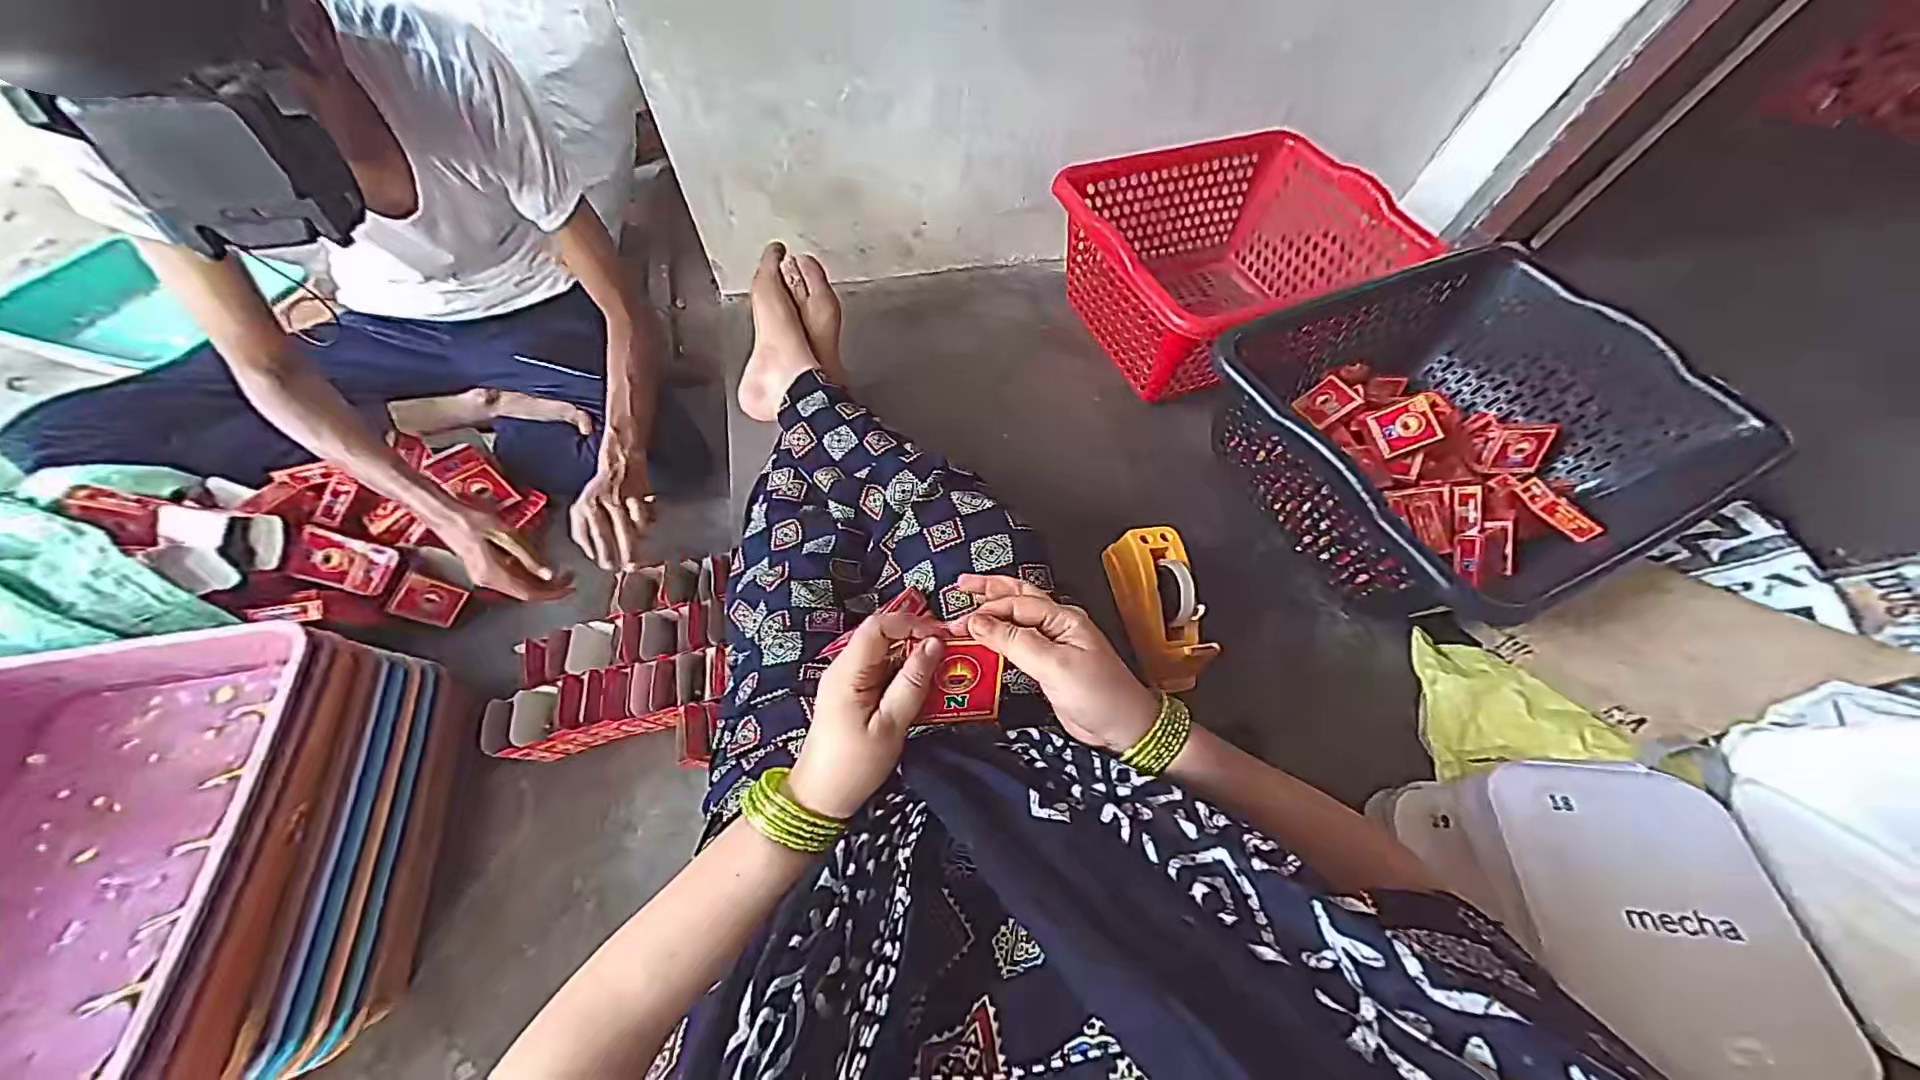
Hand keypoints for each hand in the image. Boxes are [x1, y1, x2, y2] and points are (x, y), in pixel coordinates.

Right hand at [437, 504, 572, 601]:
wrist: (441, 513)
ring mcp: (483, 576)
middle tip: (570, 577)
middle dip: (551, 588)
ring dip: (541, 583)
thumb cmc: (470, 518)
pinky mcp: (483, 569)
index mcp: (492, 574)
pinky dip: (529, 576)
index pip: (529, 593)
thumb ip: (527, 555)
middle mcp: (487, 581)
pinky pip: (511, 579)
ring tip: (561, 572)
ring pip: (519, 588)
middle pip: (525, 593)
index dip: (553, 593)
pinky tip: (540, 566)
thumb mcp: (505, 534)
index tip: (571, 587)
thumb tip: (548, 574)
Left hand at [571, 446, 653, 570]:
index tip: (604, 564)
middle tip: (619, 568)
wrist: (620, 461)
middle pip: (604, 535)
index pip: (584, 535)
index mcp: (581, 507)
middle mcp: (595, 503)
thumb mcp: (586, 506)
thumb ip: (587, 529)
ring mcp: (616, 499)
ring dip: (629, 547)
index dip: (594, 552)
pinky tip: (644, 532)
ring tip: (633, 561)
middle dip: (612, 554)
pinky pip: (641, 518)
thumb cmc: (604, 490)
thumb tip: (595, 555)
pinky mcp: (635, 495)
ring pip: (624, 529)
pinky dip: (644, 527)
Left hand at [786, 612, 946, 818]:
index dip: (911, 623)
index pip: (878, 625)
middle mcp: (845, 668)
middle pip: (883, 634)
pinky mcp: (856, 692)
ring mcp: (849, 679)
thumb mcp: (890, 726)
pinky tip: (926, 686)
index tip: (940, 636)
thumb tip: (934, 645)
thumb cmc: (853, 766)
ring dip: (915, 656)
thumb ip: (912, 683)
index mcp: (847, 672)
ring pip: (886, 651)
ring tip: (943, 669)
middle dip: (918, 637)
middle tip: (949, 652)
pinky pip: (884, 670)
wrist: (821, 797)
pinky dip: (906, 673)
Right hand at [946, 574, 1157, 753]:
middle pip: (1017, 597)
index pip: (1015, 605)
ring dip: (992, 608)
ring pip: (1016, 617)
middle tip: (961, 586)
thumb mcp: (1054, 665)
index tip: (960, 623)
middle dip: (988, 589)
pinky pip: (1017, 641)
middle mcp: (1057, 625)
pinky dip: (998, 634)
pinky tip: (986, 636)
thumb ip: (1015, 641)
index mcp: (1063, 618)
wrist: (1124, 727)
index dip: (986, 610)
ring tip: (969, 601)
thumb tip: (979, 622)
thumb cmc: (1102, 695)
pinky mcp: (1048, 664)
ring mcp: (1053, 643)